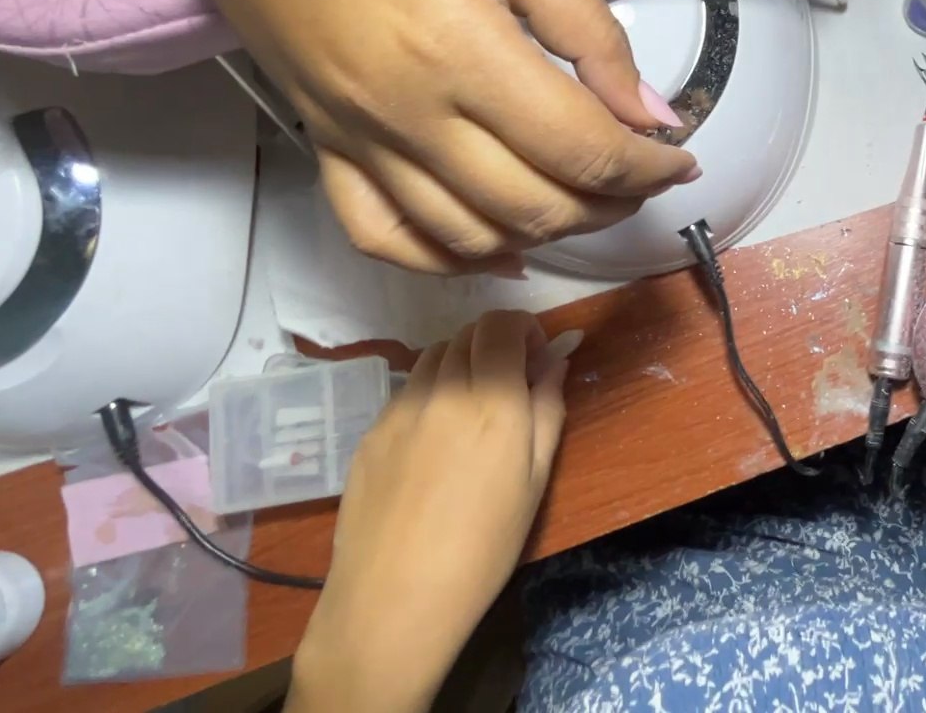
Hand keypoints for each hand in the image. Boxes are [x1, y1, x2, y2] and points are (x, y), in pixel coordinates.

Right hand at [143, 0, 698, 273]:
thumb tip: (653, 115)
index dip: (649, 168)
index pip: (584, 150)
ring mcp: (355, 139)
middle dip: (613, 204)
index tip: (682, 160)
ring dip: (550, 235)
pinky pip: (383, 236)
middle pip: (537, 207)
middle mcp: (407, 116)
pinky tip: (500, 251)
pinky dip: (450, 260)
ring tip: (592, 202)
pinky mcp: (318, 143)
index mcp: (463, 52)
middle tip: (646, 177)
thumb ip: (593, 34)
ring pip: (472, 237)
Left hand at [289, 311, 569, 712]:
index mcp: (493, 399)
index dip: (523, 328)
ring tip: (472, 407)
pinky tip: (436, 437)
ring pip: (435, 354)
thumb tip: (555, 359)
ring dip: (462, 362)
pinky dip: (431, 390)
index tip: (535, 358)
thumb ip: (548, 406)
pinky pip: (407, 389)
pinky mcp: (370, 432)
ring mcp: (400, 409)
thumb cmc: (486, 543)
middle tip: (510, 383)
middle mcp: (444, 390)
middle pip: (469, 333)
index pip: (502, 324)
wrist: (394, 602)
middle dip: (496, 343)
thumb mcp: (537, 476)